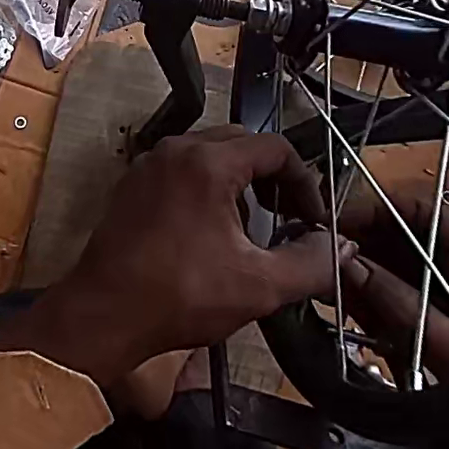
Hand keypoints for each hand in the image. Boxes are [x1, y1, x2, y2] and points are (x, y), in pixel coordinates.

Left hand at [0, 127, 352, 385]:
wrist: (108, 307)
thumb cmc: (183, 293)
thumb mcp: (260, 284)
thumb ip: (311, 261)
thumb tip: (341, 245)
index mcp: (206, 162)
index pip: (273, 146)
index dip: (304, 180)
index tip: (313, 218)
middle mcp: (174, 149)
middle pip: (239, 141)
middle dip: (271, 175)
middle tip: (287, 217)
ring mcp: (149, 163)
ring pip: (208, 153)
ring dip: (238, 179)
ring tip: (252, 227)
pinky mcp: (133, 182)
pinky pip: (181, 168)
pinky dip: (205, 184)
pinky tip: (212, 228)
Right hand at [335, 184, 448, 380]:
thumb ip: (401, 307)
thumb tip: (343, 263)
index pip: (421, 213)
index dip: (372, 208)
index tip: (329, 220)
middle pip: (401, 236)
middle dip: (356, 241)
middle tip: (314, 250)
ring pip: (392, 266)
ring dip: (356, 270)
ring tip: (319, 276)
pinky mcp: (442, 324)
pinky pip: (394, 296)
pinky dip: (365, 296)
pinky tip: (337, 300)